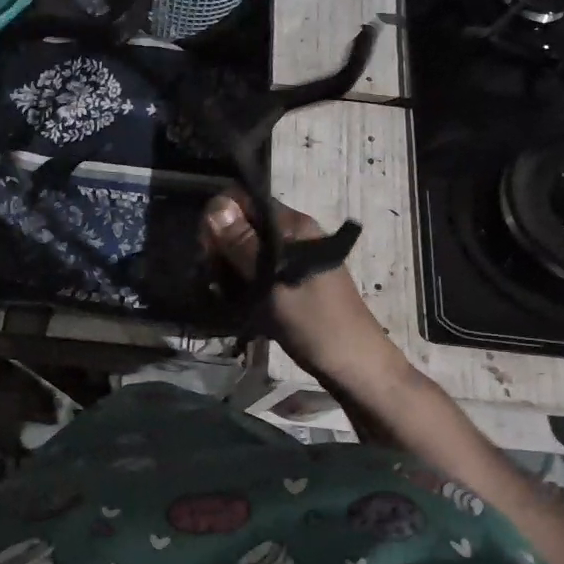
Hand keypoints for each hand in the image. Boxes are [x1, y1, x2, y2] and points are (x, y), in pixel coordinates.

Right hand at [200, 188, 402, 383]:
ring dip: (230, 270)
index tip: (209, 250)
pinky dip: (244, 284)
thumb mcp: (271, 282)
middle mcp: (293, 234)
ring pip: (247, 250)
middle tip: (215, 281)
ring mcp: (294, 257)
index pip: (244, 199)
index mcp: (293, 225)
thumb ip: (243, 245)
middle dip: (221, 248)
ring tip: (226, 297)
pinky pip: (258, 270)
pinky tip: (239, 304)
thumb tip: (216, 206)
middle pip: (242, 224)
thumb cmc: (314, 322)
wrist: (354, 364)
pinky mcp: (292, 279)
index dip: (219, 218)